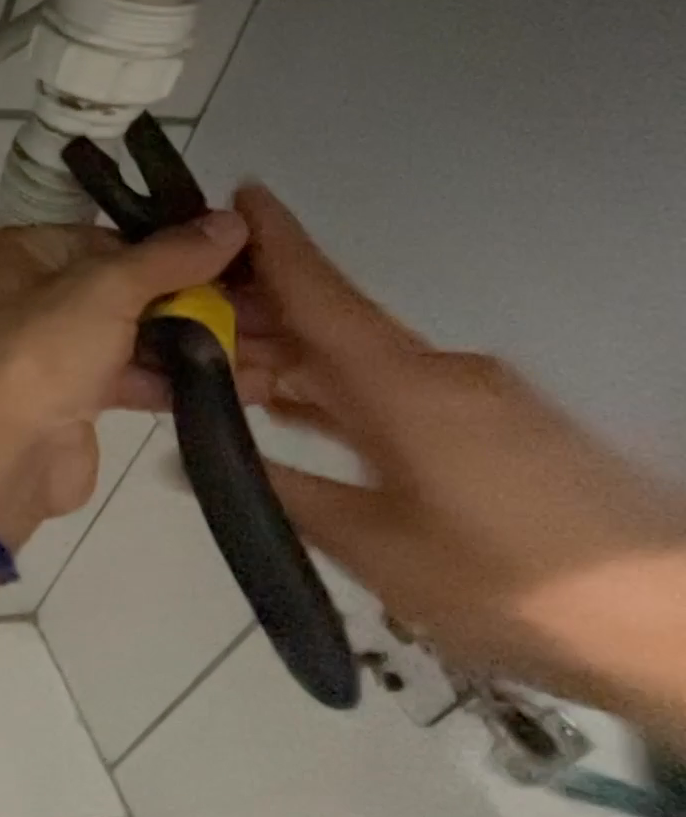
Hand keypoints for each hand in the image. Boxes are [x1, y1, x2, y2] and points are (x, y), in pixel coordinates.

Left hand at [0, 212, 250, 549]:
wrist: (0, 461)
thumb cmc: (38, 355)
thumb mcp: (104, 290)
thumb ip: (169, 256)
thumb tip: (230, 220)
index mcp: (13, 253)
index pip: (105, 238)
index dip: (174, 247)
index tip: (244, 255)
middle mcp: (24, 294)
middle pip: (124, 287)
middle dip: (200, 298)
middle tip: (274, 306)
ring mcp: (46, 348)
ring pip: (132, 333)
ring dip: (200, 341)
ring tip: (278, 347)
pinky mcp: (70, 395)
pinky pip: (131, 375)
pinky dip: (179, 378)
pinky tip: (247, 383)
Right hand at [234, 185, 685, 733]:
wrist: (669, 624)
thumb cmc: (507, 579)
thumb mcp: (371, 545)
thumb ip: (276, 489)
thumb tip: (186, 459)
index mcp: (403, 387)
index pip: (323, 295)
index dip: (277, 242)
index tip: (238, 191)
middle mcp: (435, 373)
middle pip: (328, 324)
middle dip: (255, 310)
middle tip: (179, 311)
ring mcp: (466, 398)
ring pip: (353, 359)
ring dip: (286, 356)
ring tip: (214, 363)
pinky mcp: (486, 425)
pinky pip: (384, 388)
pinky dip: (328, 388)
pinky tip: (286, 403)